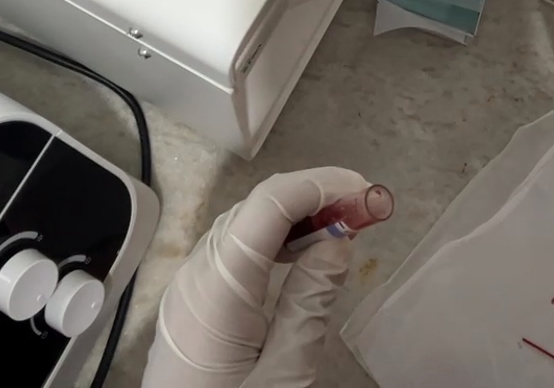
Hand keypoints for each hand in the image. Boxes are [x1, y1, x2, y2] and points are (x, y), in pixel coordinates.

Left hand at [143, 168, 371, 387]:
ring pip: (245, 223)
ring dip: (295, 214)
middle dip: (314, 196)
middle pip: (258, 206)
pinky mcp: (190, 302)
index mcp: (217, 287)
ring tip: (342, 227)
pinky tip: (300, 253)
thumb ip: (310, 302)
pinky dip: (272, 238)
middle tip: (365, 211)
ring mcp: (187, 285)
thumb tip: (338, 239)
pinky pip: (233, 249)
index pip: (270, 203)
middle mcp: (195, 272)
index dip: (320, 184)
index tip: (366, 193)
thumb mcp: (283, 377)